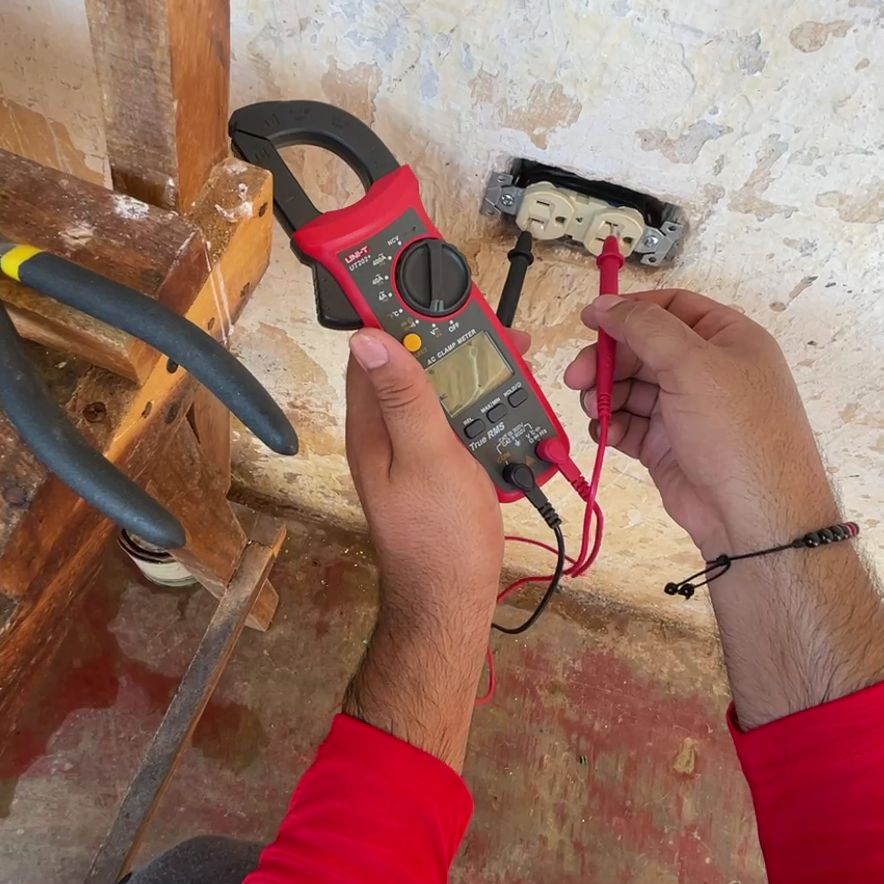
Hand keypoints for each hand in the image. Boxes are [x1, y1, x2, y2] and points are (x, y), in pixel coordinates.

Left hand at [341, 328, 504, 769]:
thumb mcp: (426, 457)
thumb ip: (405, 398)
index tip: (427, 281)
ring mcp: (413, 451)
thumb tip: (368, 335)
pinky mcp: (438, 467)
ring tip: (516, 356)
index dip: (394, 309)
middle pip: (413, 365)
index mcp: (372, 424)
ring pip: (440, 392)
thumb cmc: (439, 535)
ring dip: (473, 371)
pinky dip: (483, 405)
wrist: (452, 602)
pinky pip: (458, 421)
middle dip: (450, 339)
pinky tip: (513, 402)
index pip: (371, 348)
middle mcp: (386, 432)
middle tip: (494, 325)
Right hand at [563, 290, 837, 556]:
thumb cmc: (740, 435)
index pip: (671, 308)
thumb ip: (645, 327)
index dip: (629, 312)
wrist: (751, 515)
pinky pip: (628, 423)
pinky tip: (605, 431)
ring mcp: (685, 410)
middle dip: (607, 360)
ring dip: (605, 394)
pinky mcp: (666, 444)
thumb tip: (606, 305)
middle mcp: (706, 371)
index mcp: (726, 339)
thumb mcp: (692, 365)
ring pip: (630, 387)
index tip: (591, 320)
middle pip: (641, 350)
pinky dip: (611, 425)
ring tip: (594, 407)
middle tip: (578, 375)